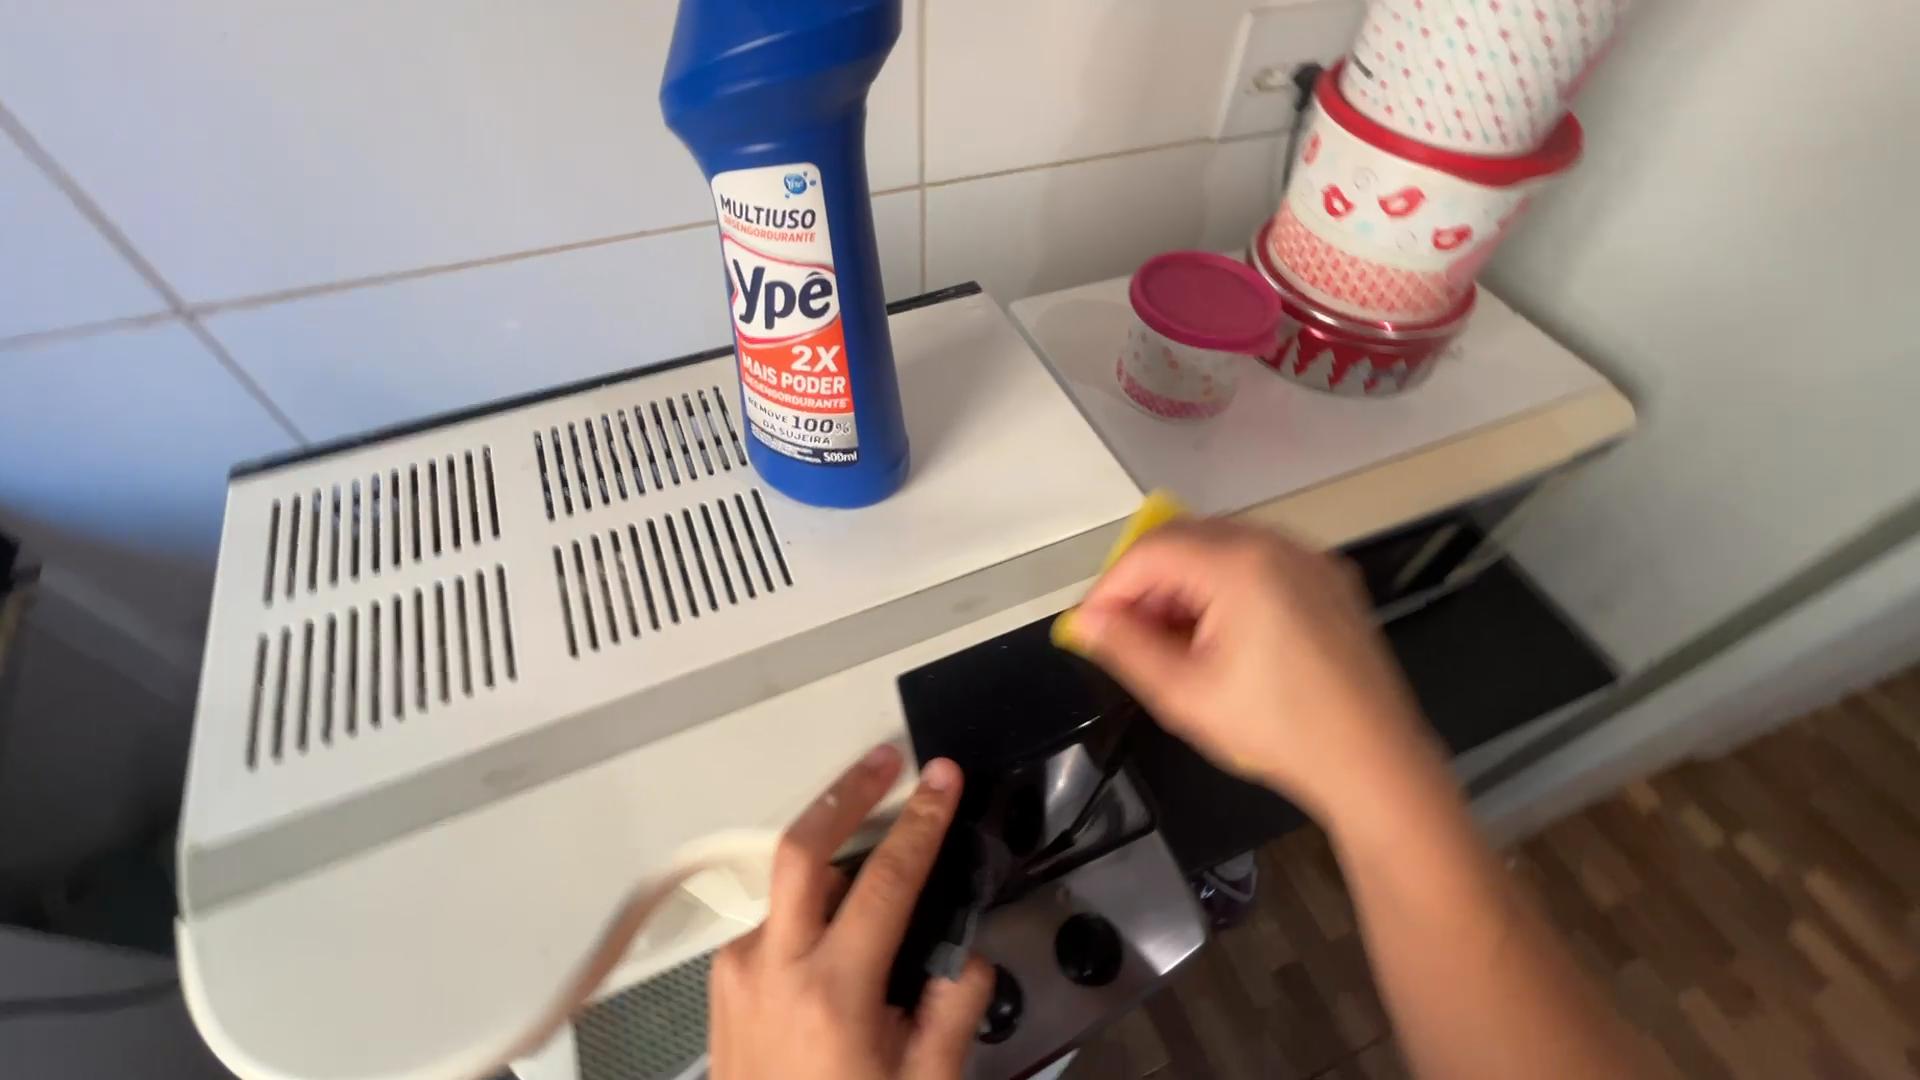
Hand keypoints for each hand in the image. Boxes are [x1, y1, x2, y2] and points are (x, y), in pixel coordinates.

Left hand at [709, 746, 992, 1079]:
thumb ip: (952, 1011)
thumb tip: (965, 953)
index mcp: (830, 993)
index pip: (884, 881)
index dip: (921, 821)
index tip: (942, 777)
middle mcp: (772, 967)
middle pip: (800, 848)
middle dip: (846, 791)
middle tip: (886, 758)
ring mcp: (738, 970)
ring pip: (789, 884)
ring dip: (833, 855)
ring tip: (876, 856)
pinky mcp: (723, 981)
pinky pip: (777, 920)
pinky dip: (813, 907)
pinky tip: (838, 931)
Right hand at [1069, 519, 1437, 818]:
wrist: (1376, 764)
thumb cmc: (1279, 730)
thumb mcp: (1184, 693)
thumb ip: (1124, 648)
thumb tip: (1084, 621)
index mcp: (1240, 566)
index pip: (1149, 551)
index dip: (1110, 587)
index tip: (1091, 625)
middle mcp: (1277, 544)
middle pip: (1183, 537)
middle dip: (1143, 581)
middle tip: (1124, 631)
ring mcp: (1308, 558)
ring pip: (1218, 545)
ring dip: (1180, 580)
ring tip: (1168, 635)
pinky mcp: (1328, 577)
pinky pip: (1256, 559)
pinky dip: (1221, 582)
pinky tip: (1216, 630)